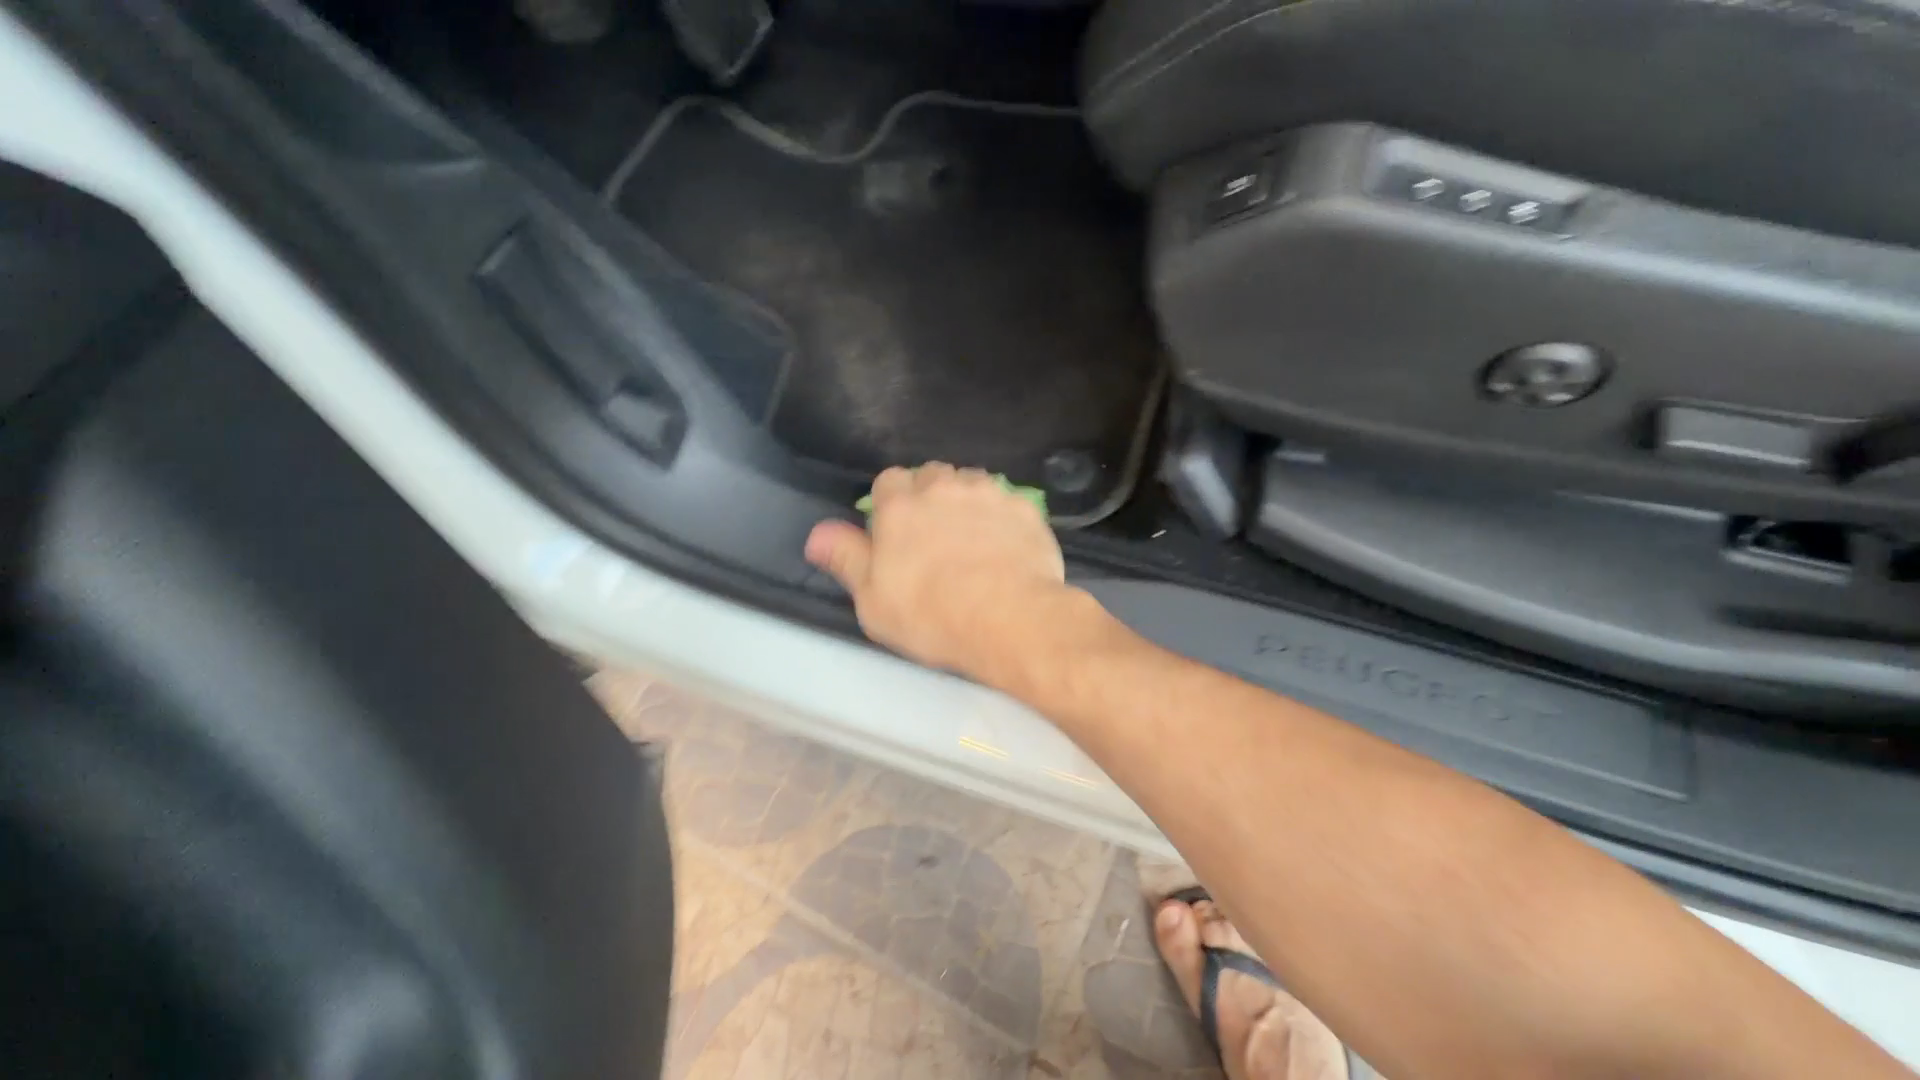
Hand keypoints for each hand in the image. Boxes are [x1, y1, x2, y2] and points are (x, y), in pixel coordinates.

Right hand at [805, 464, 1083, 681]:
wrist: (1010, 619)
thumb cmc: (931, 615)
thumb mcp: (872, 599)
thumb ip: (846, 558)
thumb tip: (816, 533)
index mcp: (900, 507)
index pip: (888, 480)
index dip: (891, 501)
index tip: (896, 529)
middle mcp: (944, 488)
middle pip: (931, 475)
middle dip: (930, 495)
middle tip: (933, 535)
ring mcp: (989, 494)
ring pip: (971, 482)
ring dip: (967, 501)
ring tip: (971, 538)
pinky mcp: (1026, 509)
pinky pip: (1008, 502)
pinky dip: (1003, 518)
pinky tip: (1006, 547)